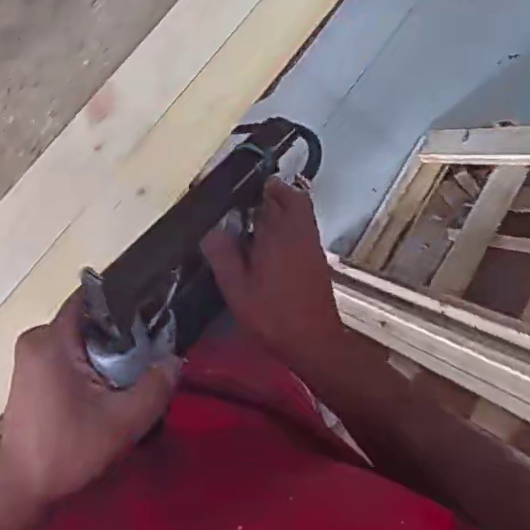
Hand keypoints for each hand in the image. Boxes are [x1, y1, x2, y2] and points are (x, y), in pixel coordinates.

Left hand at [0, 292, 178, 507]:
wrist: (21, 494)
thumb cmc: (67, 451)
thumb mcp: (124, 421)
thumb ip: (156, 386)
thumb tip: (175, 359)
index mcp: (52, 340)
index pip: (93, 297)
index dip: (125, 300)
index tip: (154, 311)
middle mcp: (37, 340)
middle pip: (91, 320)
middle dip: (122, 334)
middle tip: (153, 351)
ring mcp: (31, 358)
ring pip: (82, 340)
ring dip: (109, 354)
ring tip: (137, 374)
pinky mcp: (32, 377)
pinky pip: (70, 355)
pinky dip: (92, 366)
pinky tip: (112, 389)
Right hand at [200, 179, 355, 379]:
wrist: (313, 341)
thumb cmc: (272, 315)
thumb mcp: (237, 289)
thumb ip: (223, 256)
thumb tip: (212, 229)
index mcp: (279, 233)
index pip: (272, 195)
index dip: (257, 188)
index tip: (240, 188)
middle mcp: (299, 232)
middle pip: (294, 198)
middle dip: (275, 191)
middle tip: (252, 197)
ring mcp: (312, 245)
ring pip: (302, 213)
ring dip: (285, 207)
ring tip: (258, 219)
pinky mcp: (318, 260)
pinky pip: (304, 229)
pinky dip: (291, 225)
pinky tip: (271, 245)